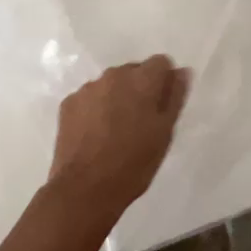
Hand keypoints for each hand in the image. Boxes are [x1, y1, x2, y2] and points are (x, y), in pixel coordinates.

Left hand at [47, 55, 191, 215]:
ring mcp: (87, 88)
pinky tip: (95, 134)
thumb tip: (181, 71)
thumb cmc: (134, 163)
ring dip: (116, 98)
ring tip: (116, 130)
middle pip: (133, 71)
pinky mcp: (68, 103)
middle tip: (140, 121)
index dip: (164, 81)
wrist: (86, 187)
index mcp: (141, 80)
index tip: (162, 105)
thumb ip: (174, 97)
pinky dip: (95, 109)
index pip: (160, 62)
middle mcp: (113, 76)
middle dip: (139, 89)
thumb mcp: (164, 133)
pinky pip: (89, 98)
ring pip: (110, 84)